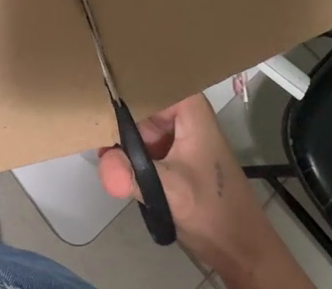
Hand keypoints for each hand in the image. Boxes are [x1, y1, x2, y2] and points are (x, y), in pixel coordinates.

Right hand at [99, 95, 313, 288]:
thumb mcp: (170, 190)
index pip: (147, 80)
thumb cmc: (214, 212)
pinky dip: (128, 154)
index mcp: (190, 108)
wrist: (242, 252)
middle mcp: (184, 114)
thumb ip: (133, 173)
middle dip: (115, 117)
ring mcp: (179, 136)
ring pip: (138, 125)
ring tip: (98, 147)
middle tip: (90, 129)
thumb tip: (103, 162)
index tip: (93, 92)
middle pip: (139, 102)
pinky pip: (143, 144)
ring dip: (120, 139)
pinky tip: (115, 164)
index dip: (120, 83)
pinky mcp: (174, 156)